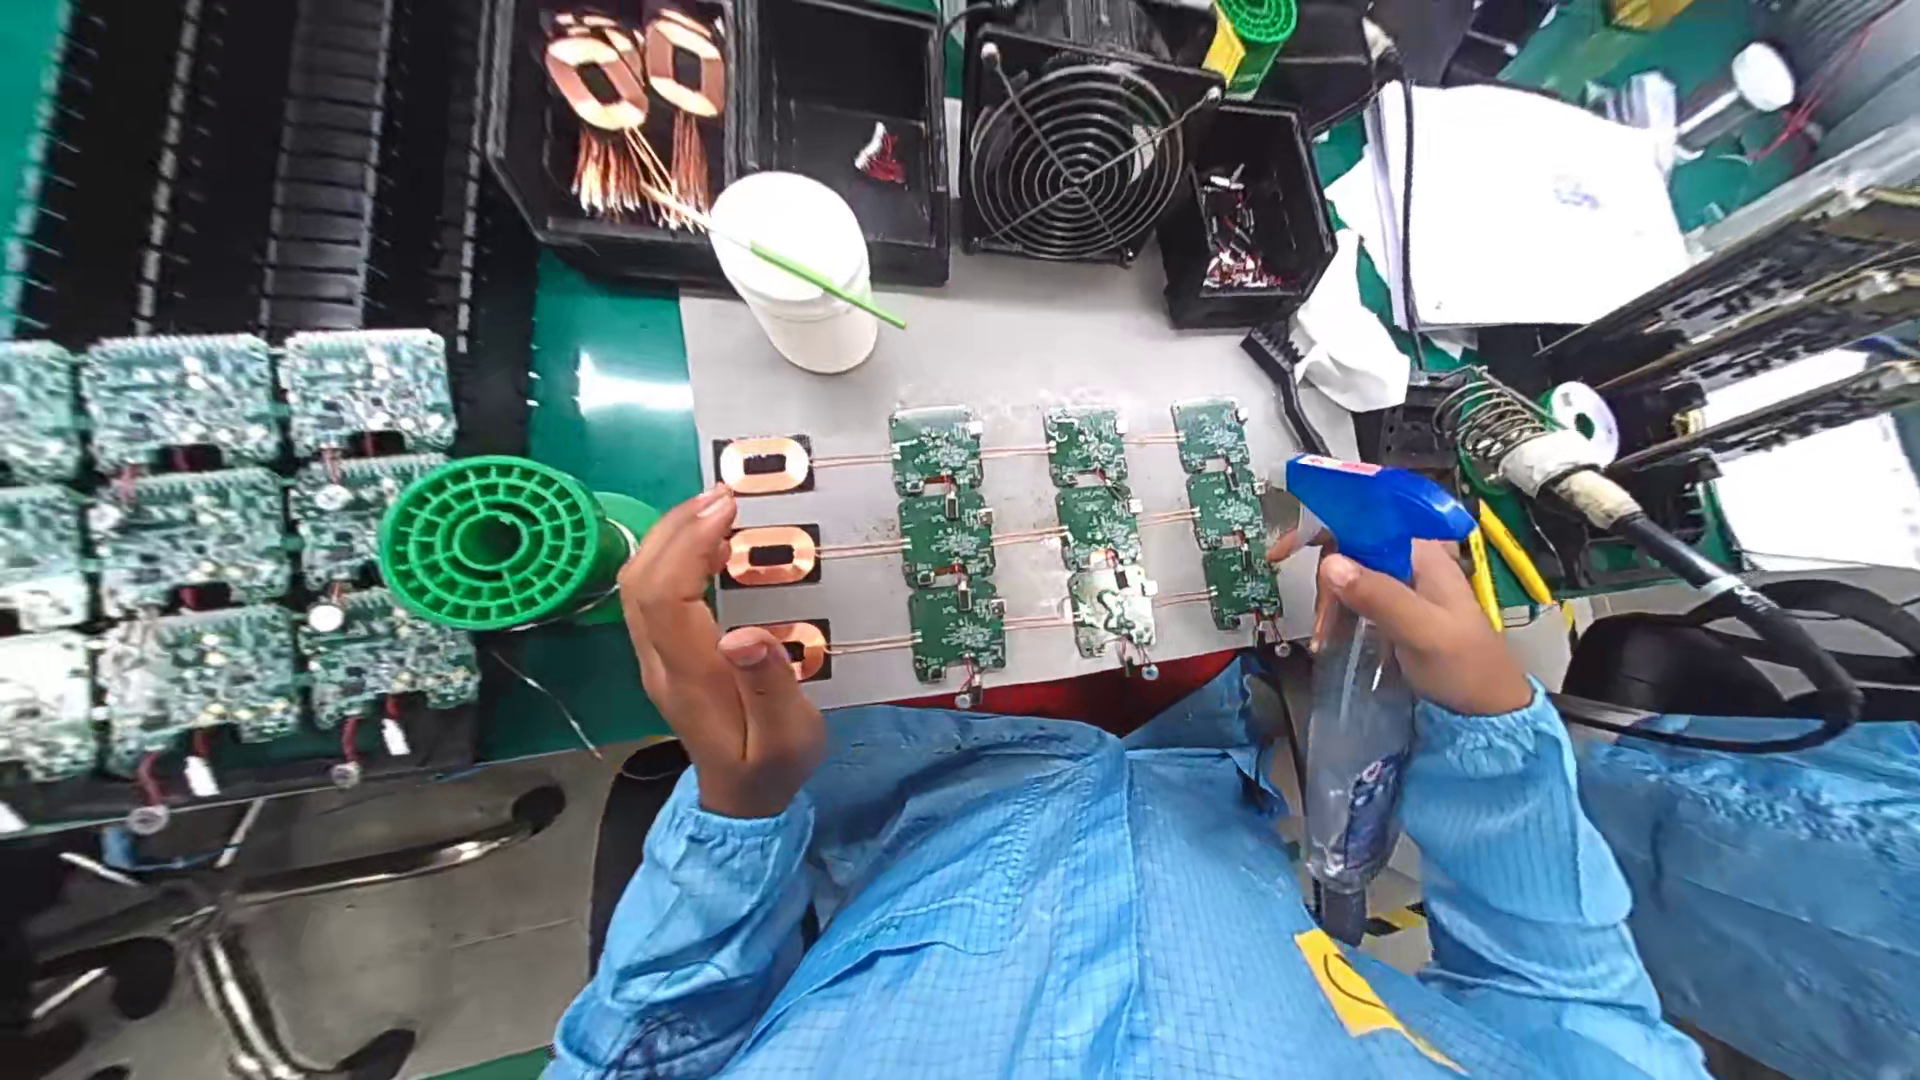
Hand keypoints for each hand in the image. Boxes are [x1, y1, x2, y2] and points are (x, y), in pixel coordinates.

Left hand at [618, 484, 824, 817]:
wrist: (739, 802)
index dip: (688, 546)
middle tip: (723, 496)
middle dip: (675, 528)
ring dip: (670, 537)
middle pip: (640, 581)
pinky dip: (673, 556)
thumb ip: (769, 687)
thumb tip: (744, 633)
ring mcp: (656, 658)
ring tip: (715, 509)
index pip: (666, 598)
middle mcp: (661, 662)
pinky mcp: (665, 655)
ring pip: (638, 584)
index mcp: (692, 677)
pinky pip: (652, 594)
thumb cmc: (771, 767)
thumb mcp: (789, 737)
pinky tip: (709, 543)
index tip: (727, 510)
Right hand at [1267, 530, 1532, 715]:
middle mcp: (1406, 558)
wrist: (1485, 709)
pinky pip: (1346, 595)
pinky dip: (1331, 614)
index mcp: (1421, 552)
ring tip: (1325, 636)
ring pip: (1342, 574)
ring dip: (1326, 604)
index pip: (1364, 519)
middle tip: (1320, 618)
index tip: (1284, 550)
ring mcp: (1396, 581)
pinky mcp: (1386, 602)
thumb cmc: (1465, 667)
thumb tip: (1330, 564)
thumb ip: (1380, 596)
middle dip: (1325, 581)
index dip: (1322, 524)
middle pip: (1345, 548)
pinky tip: (1327, 636)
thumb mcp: (1423, 631)